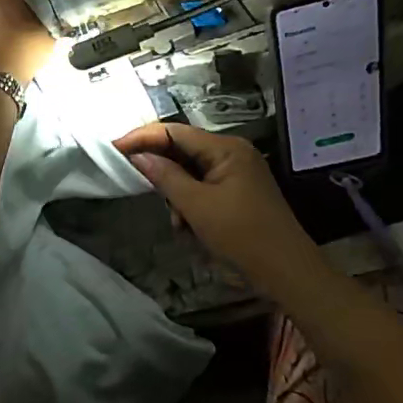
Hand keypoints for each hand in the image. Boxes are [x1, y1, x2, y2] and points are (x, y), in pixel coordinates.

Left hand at [0, 0, 53, 84]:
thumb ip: (58, 17)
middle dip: (33, 3)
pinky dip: (13, 26)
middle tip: (52, 12)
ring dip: (23, 16)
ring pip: (10, 9)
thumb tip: (64, 11)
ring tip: (41, 25)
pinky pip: (2, 22)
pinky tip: (26, 35)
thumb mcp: (50, 31)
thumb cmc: (23, 48)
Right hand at [114, 123, 325, 296]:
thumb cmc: (242, 235)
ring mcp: (238, 171)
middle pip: (183, 150)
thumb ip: (165, 176)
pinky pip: (205, 186)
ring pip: (192, 171)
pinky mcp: (240, 190)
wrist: (288, 271)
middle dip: (163, 172)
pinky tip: (190, 226)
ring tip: (179, 222)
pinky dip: (192, 202)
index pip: (175, 132)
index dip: (143, 137)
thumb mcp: (197, 206)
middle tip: (145, 190)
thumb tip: (137, 155)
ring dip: (177, 193)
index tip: (114, 147)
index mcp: (226, 147)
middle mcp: (233, 152)